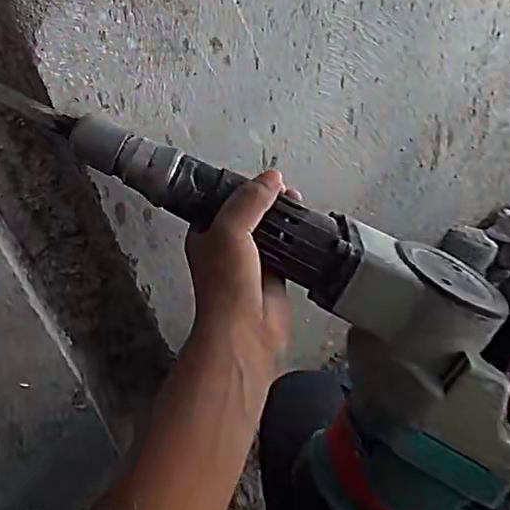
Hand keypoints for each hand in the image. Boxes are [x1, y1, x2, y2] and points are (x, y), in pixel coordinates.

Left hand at [185, 170, 293, 374]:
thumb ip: (249, 201)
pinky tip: (305, 230)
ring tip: (297, 202)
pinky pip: (285, 250)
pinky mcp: (272, 276)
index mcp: (205, 231)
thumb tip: (270, 179)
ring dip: (283, 217)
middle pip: (248, 212)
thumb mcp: (231, 229)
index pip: (224, 198)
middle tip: (284, 188)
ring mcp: (249, 261)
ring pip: (268, 230)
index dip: (243, 185)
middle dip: (266, 199)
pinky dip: (295, 240)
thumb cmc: (224, 286)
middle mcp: (225, 245)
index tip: (263, 177)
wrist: (245, 331)